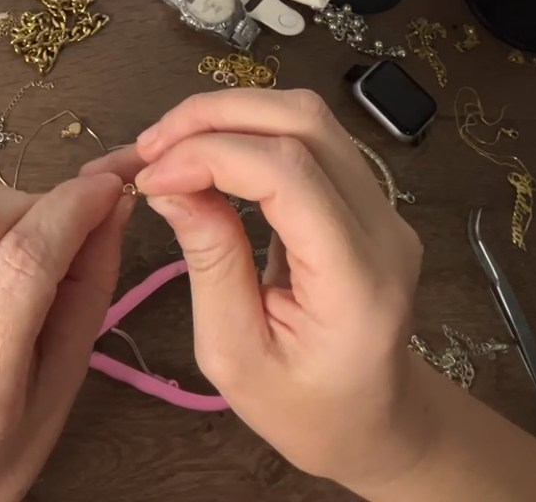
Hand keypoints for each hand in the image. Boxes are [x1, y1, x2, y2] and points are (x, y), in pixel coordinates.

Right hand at [85, 89, 432, 490]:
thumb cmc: (305, 409)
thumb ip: (209, 262)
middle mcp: (383, 225)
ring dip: (228, 113)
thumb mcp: (235, 357)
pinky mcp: (366, 193)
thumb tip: (168, 184)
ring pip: (306, 113)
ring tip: (171, 143)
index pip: (289, 175)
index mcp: (358, 280)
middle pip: (303, 121)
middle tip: (153, 145)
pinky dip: (246, 126)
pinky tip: (207, 150)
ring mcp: (382, 203)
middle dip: (215, 115)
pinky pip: (305, 134)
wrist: (376, 422)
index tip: (151, 176)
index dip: (211, 156)